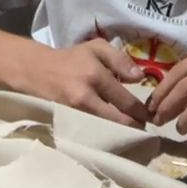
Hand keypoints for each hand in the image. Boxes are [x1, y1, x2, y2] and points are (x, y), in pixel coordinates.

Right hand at [14, 39, 150, 127]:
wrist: (37, 73)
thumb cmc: (71, 60)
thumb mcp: (95, 49)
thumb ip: (119, 59)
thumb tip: (139, 77)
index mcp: (94, 75)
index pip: (125, 101)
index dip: (140, 113)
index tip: (149, 117)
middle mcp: (84, 97)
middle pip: (118, 122)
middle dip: (133, 128)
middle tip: (143, 130)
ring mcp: (75, 115)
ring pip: (106, 132)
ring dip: (120, 135)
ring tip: (130, 134)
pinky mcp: (68, 127)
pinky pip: (92, 137)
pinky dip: (105, 138)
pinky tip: (112, 138)